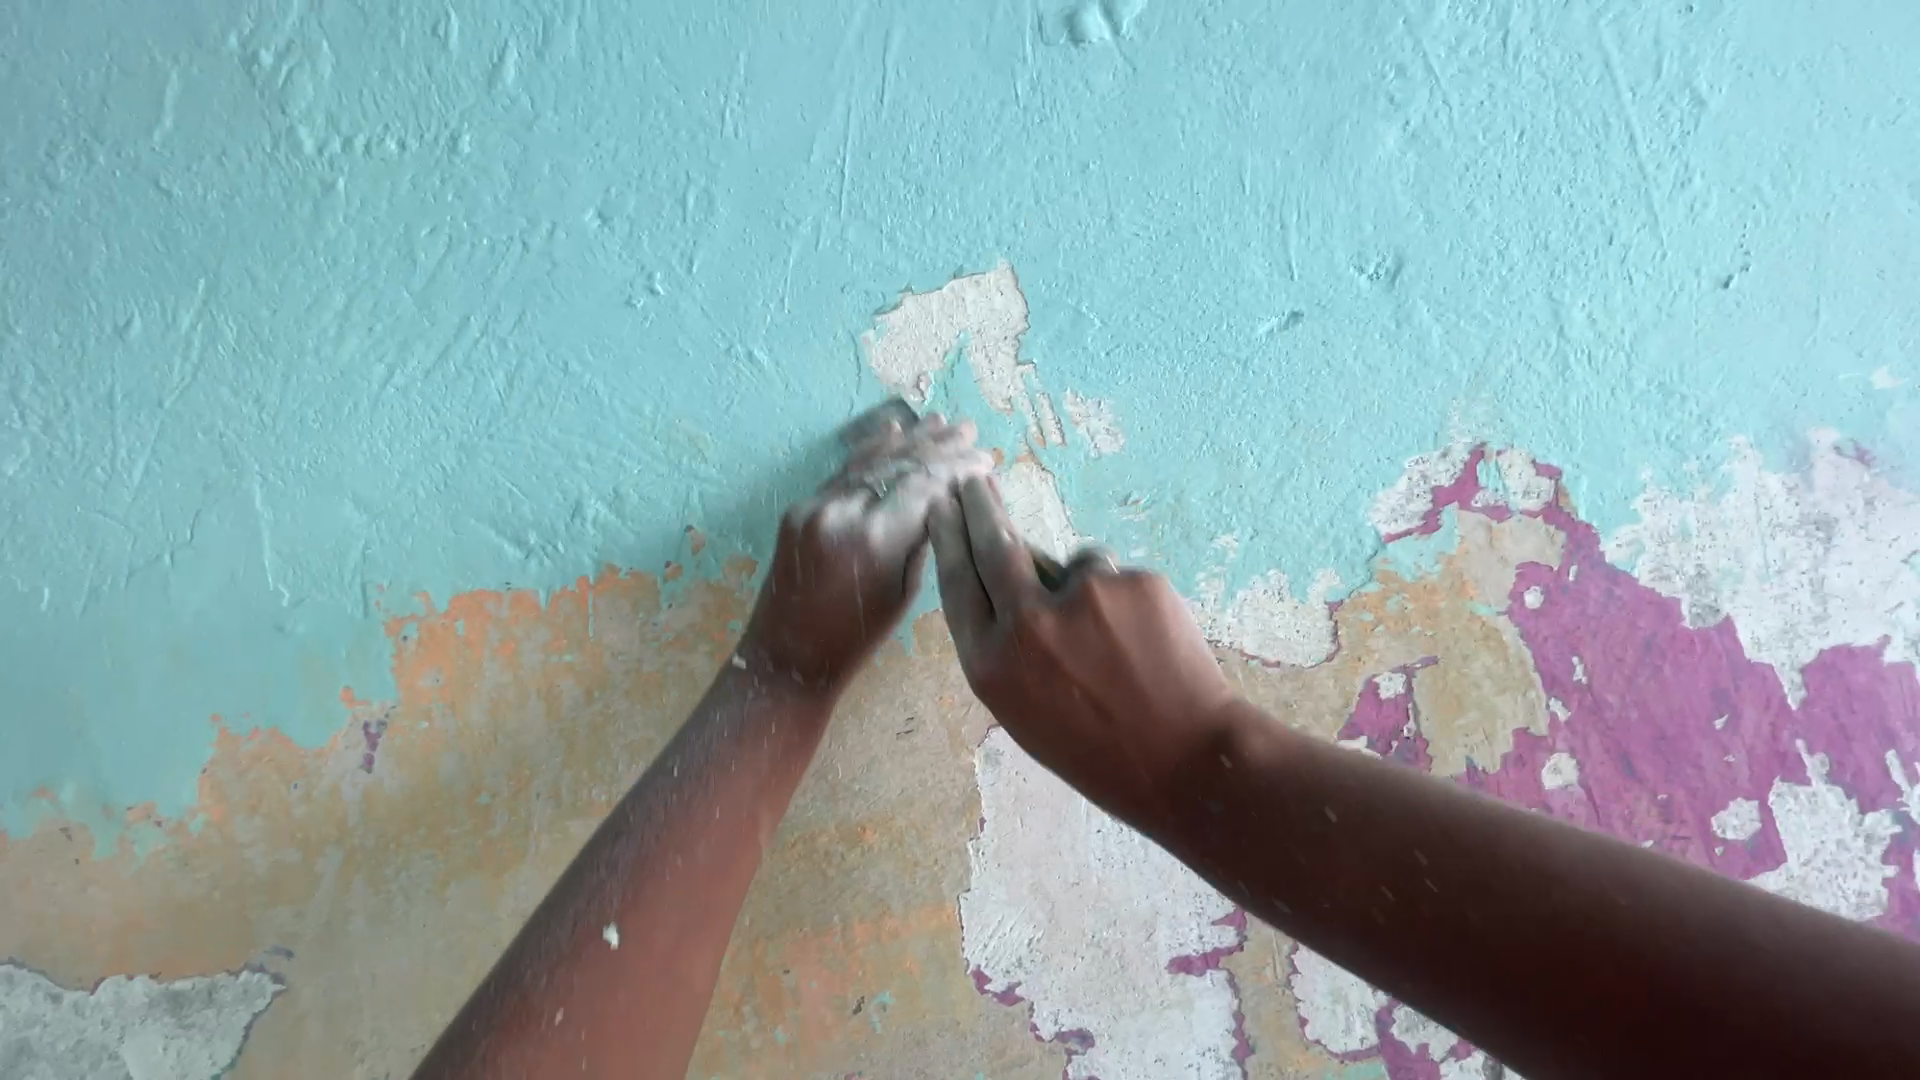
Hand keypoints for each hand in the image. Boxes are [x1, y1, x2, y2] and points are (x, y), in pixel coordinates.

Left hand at [739, 414, 992, 698]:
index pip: (925, 485)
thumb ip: (922, 537)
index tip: (987, 459)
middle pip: (898, 465)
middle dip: (938, 447)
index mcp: (874, 540)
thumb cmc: (858, 637)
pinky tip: (894, 432)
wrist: (789, 655)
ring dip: (908, 440)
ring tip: (941, 422)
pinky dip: (871, 452)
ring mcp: (814, 506)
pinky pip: (843, 474)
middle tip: (970, 431)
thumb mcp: (904, 591)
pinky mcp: (800, 508)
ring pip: (869, 462)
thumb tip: (946, 499)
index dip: (958, 469)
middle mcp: (841, 513)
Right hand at [928, 475, 1237, 828]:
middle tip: (974, 479)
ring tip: (1116, 639)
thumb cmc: (1094, 749)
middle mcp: (1026, 621)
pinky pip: (1118, 578)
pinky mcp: (1132, 582)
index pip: (957, 581)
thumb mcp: (1022, 709)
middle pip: (995, 544)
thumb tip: (1014, 583)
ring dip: (1085, 586)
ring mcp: (1082, 596)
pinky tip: (1145, 642)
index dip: (948, 538)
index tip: (942, 506)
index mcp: (991, 663)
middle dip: (980, 505)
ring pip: (1074, 564)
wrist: (1184, 760)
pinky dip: (1126, 600)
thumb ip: (1006, 646)